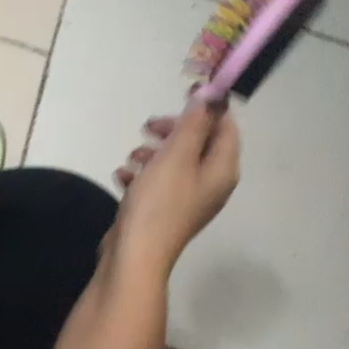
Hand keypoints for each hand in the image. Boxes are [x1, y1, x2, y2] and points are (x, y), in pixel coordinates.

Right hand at [107, 99, 239, 274]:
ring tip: (131, 157)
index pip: (225, 129)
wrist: (135, 254)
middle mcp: (210, 183)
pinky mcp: (162, 209)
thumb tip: (209, 94)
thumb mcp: (175, 158)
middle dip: (172, 132)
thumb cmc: (158, 204)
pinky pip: (155, 182)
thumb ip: (192, 125)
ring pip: (173, 162)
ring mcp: (186, 198)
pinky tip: (122, 178)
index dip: (207, 110)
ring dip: (151, 153)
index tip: (180, 96)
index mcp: (221, 170)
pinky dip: (140, 175)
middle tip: (147, 127)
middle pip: (197, 144)